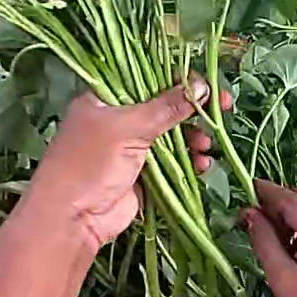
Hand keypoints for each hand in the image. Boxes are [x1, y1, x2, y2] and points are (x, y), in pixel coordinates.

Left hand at [20, 78, 223, 248]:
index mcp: (107, 98)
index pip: (150, 78)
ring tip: (205, 146)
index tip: (210, 86)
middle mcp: (121, 119)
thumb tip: (202, 86)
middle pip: (166, 108)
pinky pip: (174, 162)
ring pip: (173, 136)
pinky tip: (202, 165)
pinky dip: (190, 162)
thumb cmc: (91, 163)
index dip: (181, 80)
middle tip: (224, 110)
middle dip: (195, 111)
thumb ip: (167, 106)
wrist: (73, 218)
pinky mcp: (145, 174)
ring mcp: (133, 148)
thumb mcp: (129, 127)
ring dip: (194, 139)